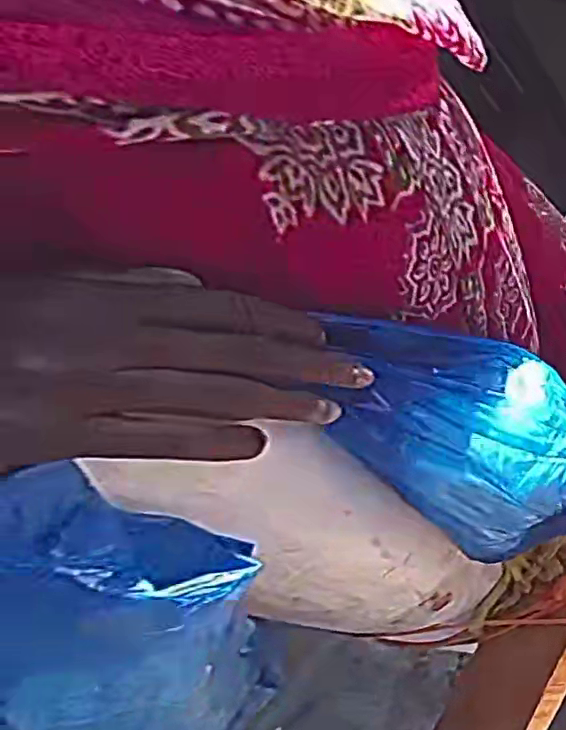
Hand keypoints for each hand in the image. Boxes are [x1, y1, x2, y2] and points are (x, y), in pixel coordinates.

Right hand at [0, 276, 372, 472]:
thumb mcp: (40, 287)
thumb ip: (118, 286)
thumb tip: (192, 286)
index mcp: (100, 300)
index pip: (221, 310)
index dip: (285, 325)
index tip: (326, 338)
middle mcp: (104, 340)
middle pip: (238, 352)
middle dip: (310, 364)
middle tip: (360, 376)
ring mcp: (84, 388)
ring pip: (214, 395)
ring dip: (282, 404)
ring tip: (328, 410)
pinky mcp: (59, 434)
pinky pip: (160, 439)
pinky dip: (217, 441)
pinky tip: (257, 443)